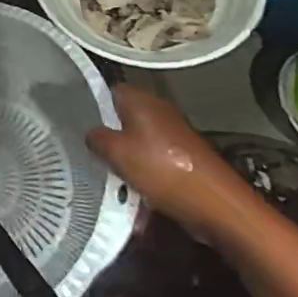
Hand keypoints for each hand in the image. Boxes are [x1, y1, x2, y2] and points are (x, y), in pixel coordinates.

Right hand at [87, 84, 254, 240]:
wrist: (217, 204)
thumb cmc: (161, 169)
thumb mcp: (117, 153)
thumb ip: (97, 139)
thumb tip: (91, 133)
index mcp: (140, 100)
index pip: (109, 91)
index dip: (93, 106)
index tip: (80, 126)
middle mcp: (158, 110)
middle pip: (124, 120)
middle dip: (110, 140)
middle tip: (95, 158)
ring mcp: (174, 134)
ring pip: (140, 145)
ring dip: (128, 165)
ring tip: (115, 187)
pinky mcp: (186, 158)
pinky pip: (156, 164)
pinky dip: (147, 180)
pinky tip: (140, 205)